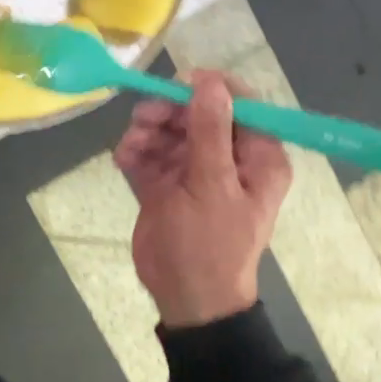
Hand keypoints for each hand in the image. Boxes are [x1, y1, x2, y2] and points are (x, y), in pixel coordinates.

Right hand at [115, 70, 291, 329]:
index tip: (178, 83)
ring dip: (148, 133)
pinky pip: (150, 159)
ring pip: (170, 136)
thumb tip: (209, 83)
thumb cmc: (209, 245)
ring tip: (130, 145)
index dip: (211, 90)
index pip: (242, 106)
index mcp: (257, 159)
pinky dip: (136, 154)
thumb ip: (209, 132)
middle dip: (171, 113)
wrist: (186, 298)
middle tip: (143, 117)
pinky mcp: (166, 189)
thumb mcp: (211, 186)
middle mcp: (228, 161)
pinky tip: (123, 159)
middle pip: (199, 117)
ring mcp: (195, 175)